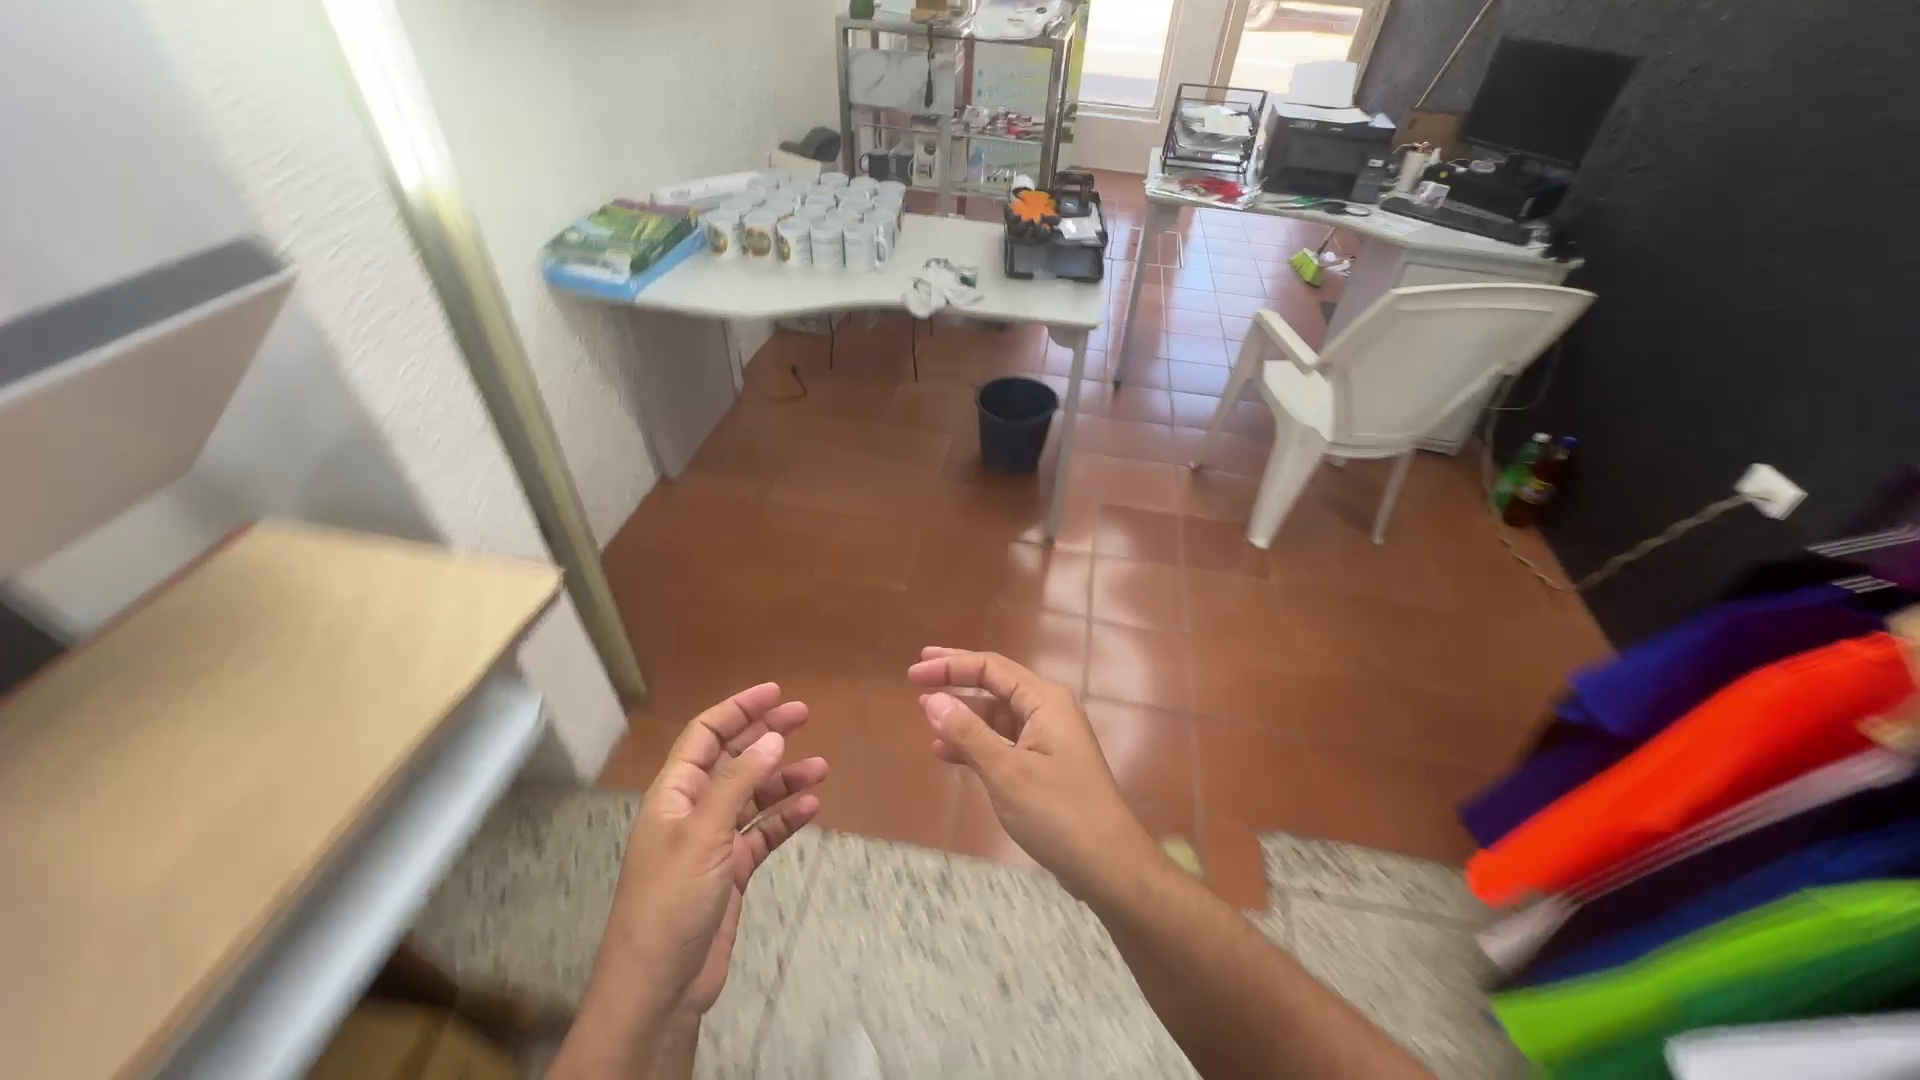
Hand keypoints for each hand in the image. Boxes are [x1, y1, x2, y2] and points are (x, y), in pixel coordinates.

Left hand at [560, 684, 824, 1076]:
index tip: (775, 692)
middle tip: (804, 716)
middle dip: (764, 736)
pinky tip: (810, 810)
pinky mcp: (729, 873)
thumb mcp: (703, 835)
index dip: (737, 710)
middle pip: (731, 760)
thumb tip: (771, 738)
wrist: (659, 984)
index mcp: (673, 794)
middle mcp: (692, 811)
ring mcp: (711, 843)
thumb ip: (738, 784)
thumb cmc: (671, 901)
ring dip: (782, 780)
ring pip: (752, 798)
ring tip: (821, 768)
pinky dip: (784, 821)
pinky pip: (761, 835)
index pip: (705, 735)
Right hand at [907, 648, 1158, 898]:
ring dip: (963, 717)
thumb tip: (932, 699)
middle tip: (916, 677)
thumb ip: (968, 733)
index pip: (991, 668)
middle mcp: (1048, 712)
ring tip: (926, 718)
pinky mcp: (1045, 767)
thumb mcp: (1007, 772)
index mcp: (1044, 701)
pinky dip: (975, 745)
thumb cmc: (1059, 812)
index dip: (951, 666)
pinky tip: (946, 754)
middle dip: (956, 682)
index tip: (914, 672)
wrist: (1109, 864)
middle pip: (994, 685)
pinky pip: (1003, 743)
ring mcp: (1048, 740)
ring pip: (997, 717)